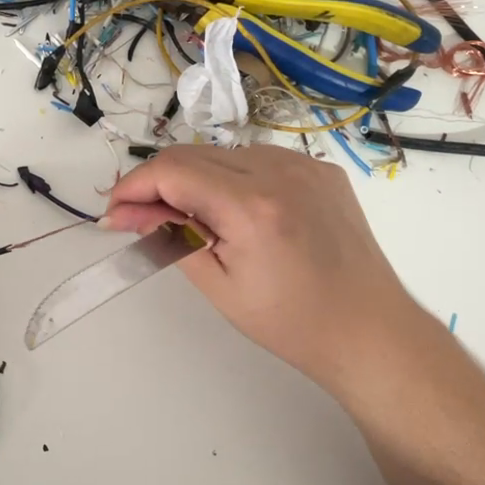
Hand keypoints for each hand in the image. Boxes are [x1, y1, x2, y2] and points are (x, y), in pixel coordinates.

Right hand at [102, 145, 426, 388]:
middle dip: (155, 183)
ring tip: (187, 220)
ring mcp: (304, 165)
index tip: (113, 214)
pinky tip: (229, 212)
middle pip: (190, 155)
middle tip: (138, 220)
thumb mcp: (216, 283)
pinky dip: (226, 177)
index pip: (170, 170)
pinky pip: (253, 159)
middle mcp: (280, 171)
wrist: (371, 331)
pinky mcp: (319, 170)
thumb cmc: (289, 321)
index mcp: (252, 206)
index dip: (132, 187)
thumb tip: (122, 214)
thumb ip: (168, 236)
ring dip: (189, 178)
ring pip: (219, 153)